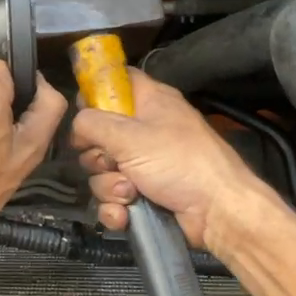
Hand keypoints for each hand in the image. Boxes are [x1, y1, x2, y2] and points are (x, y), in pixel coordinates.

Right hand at [69, 68, 270, 250]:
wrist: (217, 212)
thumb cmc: (179, 163)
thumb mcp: (130, 136)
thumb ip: (93, 123)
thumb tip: (77, 124)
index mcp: (151, 102)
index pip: (117, 81)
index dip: (95, 93)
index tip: (83, 113)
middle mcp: (147, 129)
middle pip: (100, 134)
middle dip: (98, 156)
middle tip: (111, 162)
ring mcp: (147, 164)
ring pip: (104, 171)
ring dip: (109, 187)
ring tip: (129, 193)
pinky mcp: (146, 194)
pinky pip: (114, 198)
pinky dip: (116, 208)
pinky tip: (125, 214)